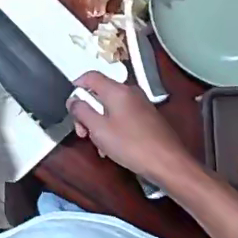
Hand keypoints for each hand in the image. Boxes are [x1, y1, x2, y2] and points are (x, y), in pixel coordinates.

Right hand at [68, 72, 199, 185]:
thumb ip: (82, 111)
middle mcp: (130, 92)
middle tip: (83, 132)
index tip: (70, 103)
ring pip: (111, 107)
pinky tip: (112, 147)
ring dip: (99, 122)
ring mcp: (141, 104)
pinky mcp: (147, 117)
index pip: (91, 76)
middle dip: (87, 111)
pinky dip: (113, 126)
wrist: (167, 162)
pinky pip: (123, 115)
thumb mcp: (98, 129)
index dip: (77, 85)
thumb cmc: (130, 145)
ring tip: (99, 145)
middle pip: (100, 93)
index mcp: (117, 90)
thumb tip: (73, 100)